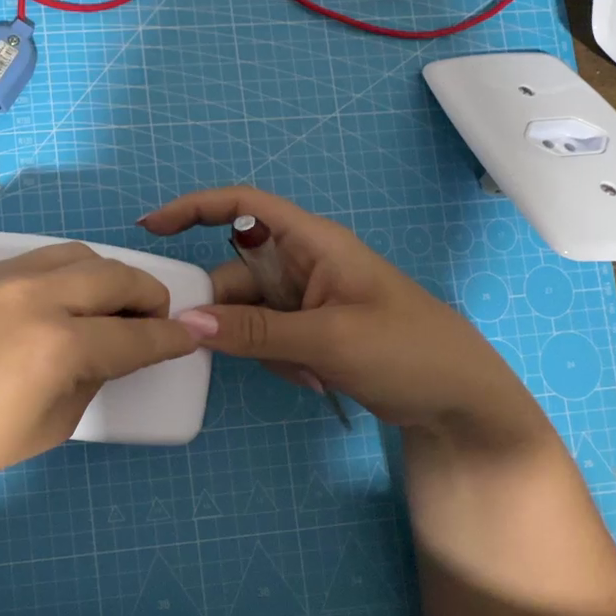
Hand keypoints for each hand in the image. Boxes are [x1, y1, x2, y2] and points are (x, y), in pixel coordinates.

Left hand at [0, 242, 201, 491]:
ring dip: (105, 275)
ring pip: (76, 254)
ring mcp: (2, 276)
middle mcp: (35, 296)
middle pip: (114, 277)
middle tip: (154, 317)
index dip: (170, 338)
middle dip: (147, 296)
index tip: (188, 336)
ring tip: (108, 302)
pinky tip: (57, 300)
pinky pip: (35, 258)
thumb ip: (92, 379)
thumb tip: (113, 352)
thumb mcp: (51, 425)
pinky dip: (61, 273)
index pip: (134, 335)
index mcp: (58, 344)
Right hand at [138, 187, 539, 436]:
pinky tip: (313, 380)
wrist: (464, 409)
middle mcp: (302, 264)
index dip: (194, 208)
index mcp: (314, 242)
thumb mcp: (328, 339)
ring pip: (245, 311)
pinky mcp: (307, 332)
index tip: (151, 230)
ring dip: (258, 344)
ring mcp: (304, 300)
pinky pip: (262, 336)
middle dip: (229, 311)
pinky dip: (273, 359)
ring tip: (305, 371)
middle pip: (234, 272)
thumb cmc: (410, 352)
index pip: (243, 206)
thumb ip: (254, 330)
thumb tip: (186, 323)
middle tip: (237, 348)